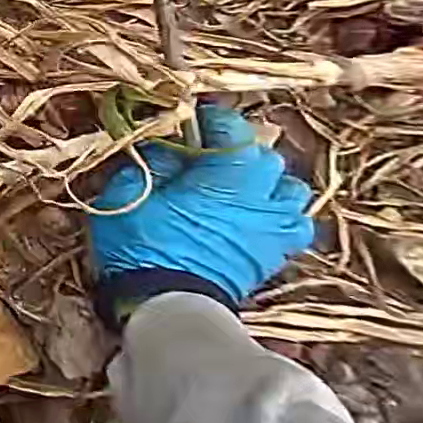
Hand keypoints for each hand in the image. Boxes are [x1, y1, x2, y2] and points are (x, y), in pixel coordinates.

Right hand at [88, 105, 313, 301]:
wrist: (167, 304)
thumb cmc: (145, 243)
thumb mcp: (132, 189)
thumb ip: (154, 159)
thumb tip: (168, 145)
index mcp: (231, 174)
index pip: (231, 126)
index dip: (207, 117)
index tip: (186, 118)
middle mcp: (264, 195)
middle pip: (263, 154)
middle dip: (235, 148)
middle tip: (202, 153)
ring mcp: (276, 226)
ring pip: (287, 187)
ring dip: (262, 181)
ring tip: (232, 185)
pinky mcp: (275, 252)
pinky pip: (290, 221)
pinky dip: (273, 212)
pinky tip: (248, 215)